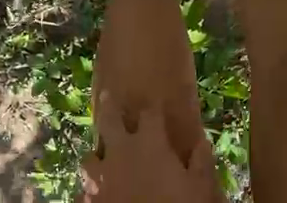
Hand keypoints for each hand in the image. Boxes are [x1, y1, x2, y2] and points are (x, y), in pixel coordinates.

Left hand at [82, 105, 219, 201]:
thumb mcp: (200, 190)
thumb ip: (201, 164)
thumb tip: (203, 143)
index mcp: (149, 143)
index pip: (150, 113)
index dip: (153, 109)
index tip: (156, 106)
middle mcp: (120, 152)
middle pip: (109, 119)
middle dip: (109, 106)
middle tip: (107, 95)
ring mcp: (100, 177)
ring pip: (89, 157)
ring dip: (96, 157)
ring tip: (101, 160)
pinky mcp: (87, 201)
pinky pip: (83, 192)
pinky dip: (90, 192)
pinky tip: (97, 195)